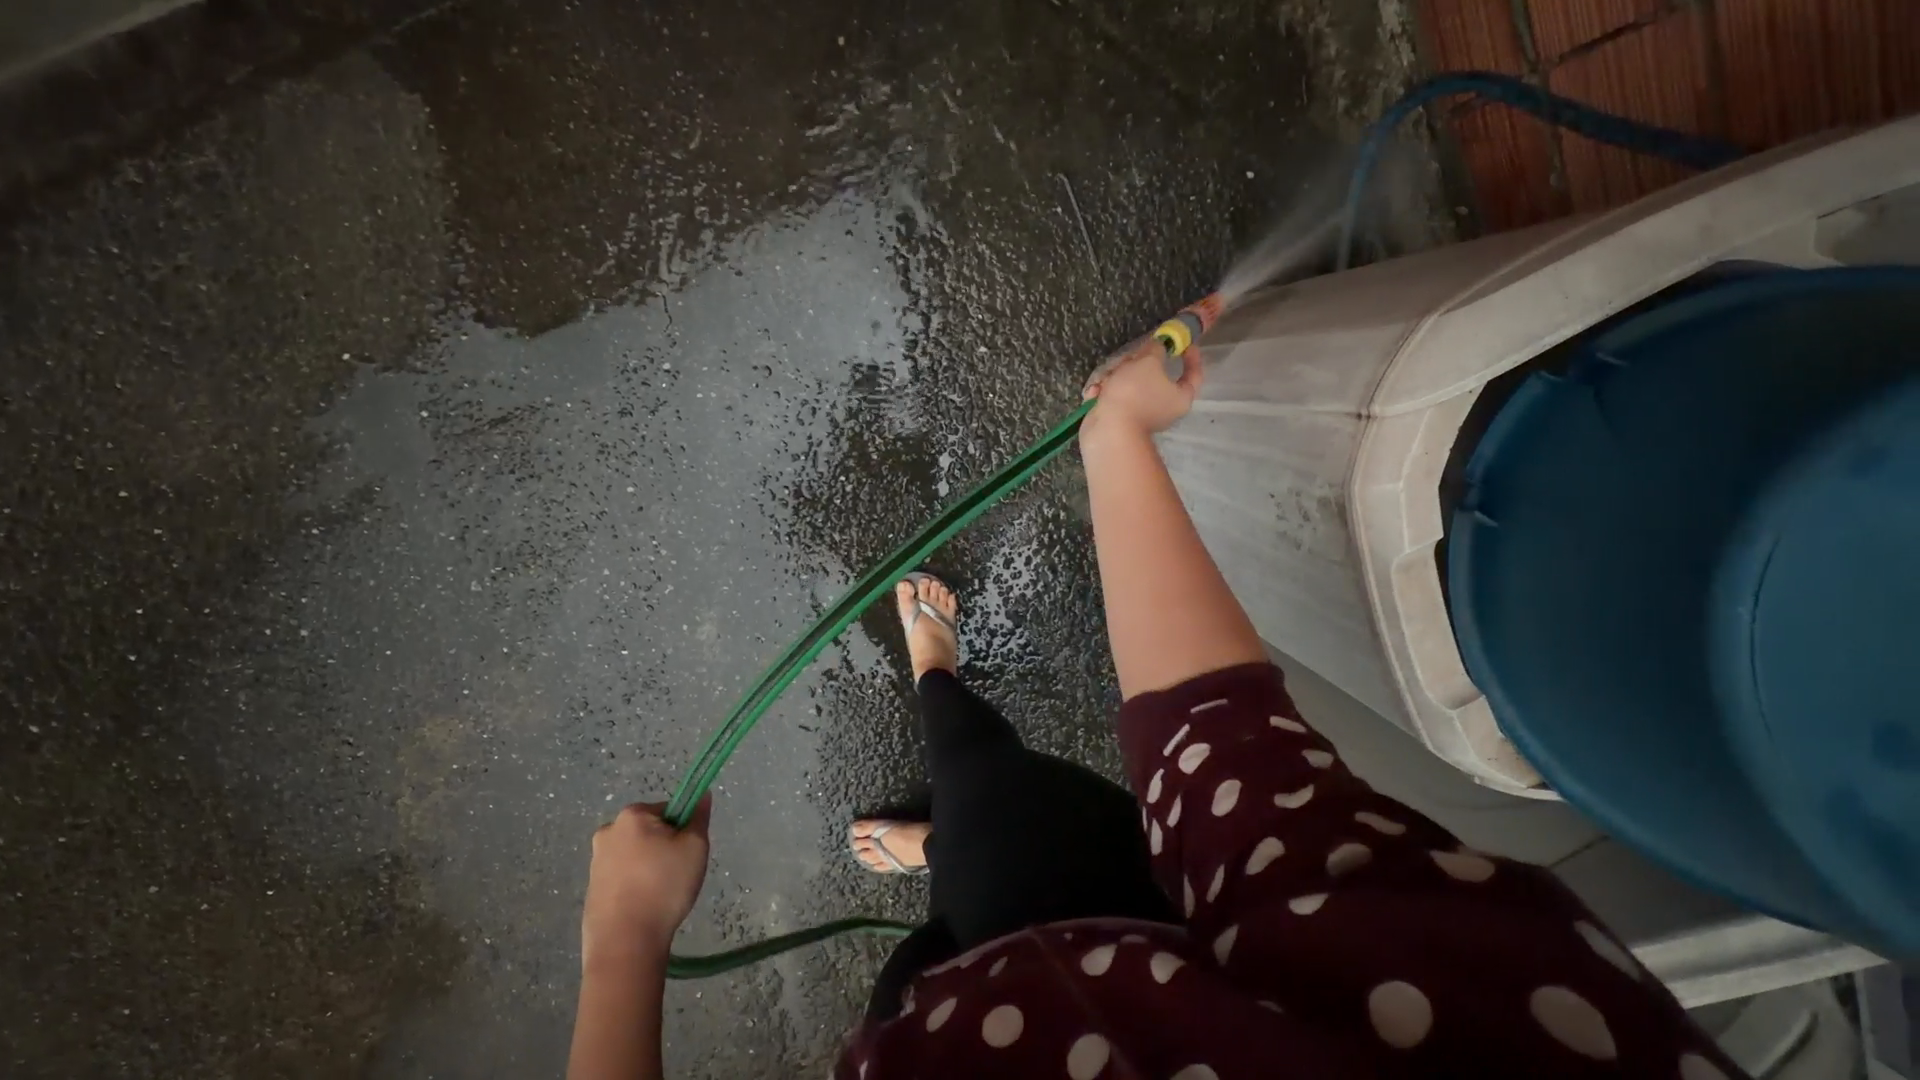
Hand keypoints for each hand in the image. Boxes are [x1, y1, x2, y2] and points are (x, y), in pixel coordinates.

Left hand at [581, 797, 711, 963]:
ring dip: (649, 868)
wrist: (625, 942)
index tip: (687, 853)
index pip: (667, 809)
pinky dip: (635, 886)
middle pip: (649, 832)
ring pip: (635, 856)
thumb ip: (699, 818)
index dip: (683, 829)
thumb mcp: (695, 847)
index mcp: (632, 816)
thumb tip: (702, 796)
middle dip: (664, 848)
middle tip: (677, 874)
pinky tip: (645, 907)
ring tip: (661, 895)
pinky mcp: (591, 889)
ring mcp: (595, 862)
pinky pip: (622, 879)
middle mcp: (608, 832)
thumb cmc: (664, 886)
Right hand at [1081, 336, 1203, 438]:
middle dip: (1136, 363)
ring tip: (1104, 380)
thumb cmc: (1135, 394)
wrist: (1108, 430)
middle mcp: (1164, 407)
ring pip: (1131, 383)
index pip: (1194, 374)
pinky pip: (1116, 396)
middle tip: (1127, 359)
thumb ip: (1156, 349)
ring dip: (1114, 376)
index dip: (1191, 356)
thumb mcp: (1149, 361)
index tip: (1184, 342)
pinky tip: (1095, 393)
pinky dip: (1105, 392)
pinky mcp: (1121, 418)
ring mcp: (1141, 414)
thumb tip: (1158, 346)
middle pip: (1154, 375)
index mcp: (1180, 397)